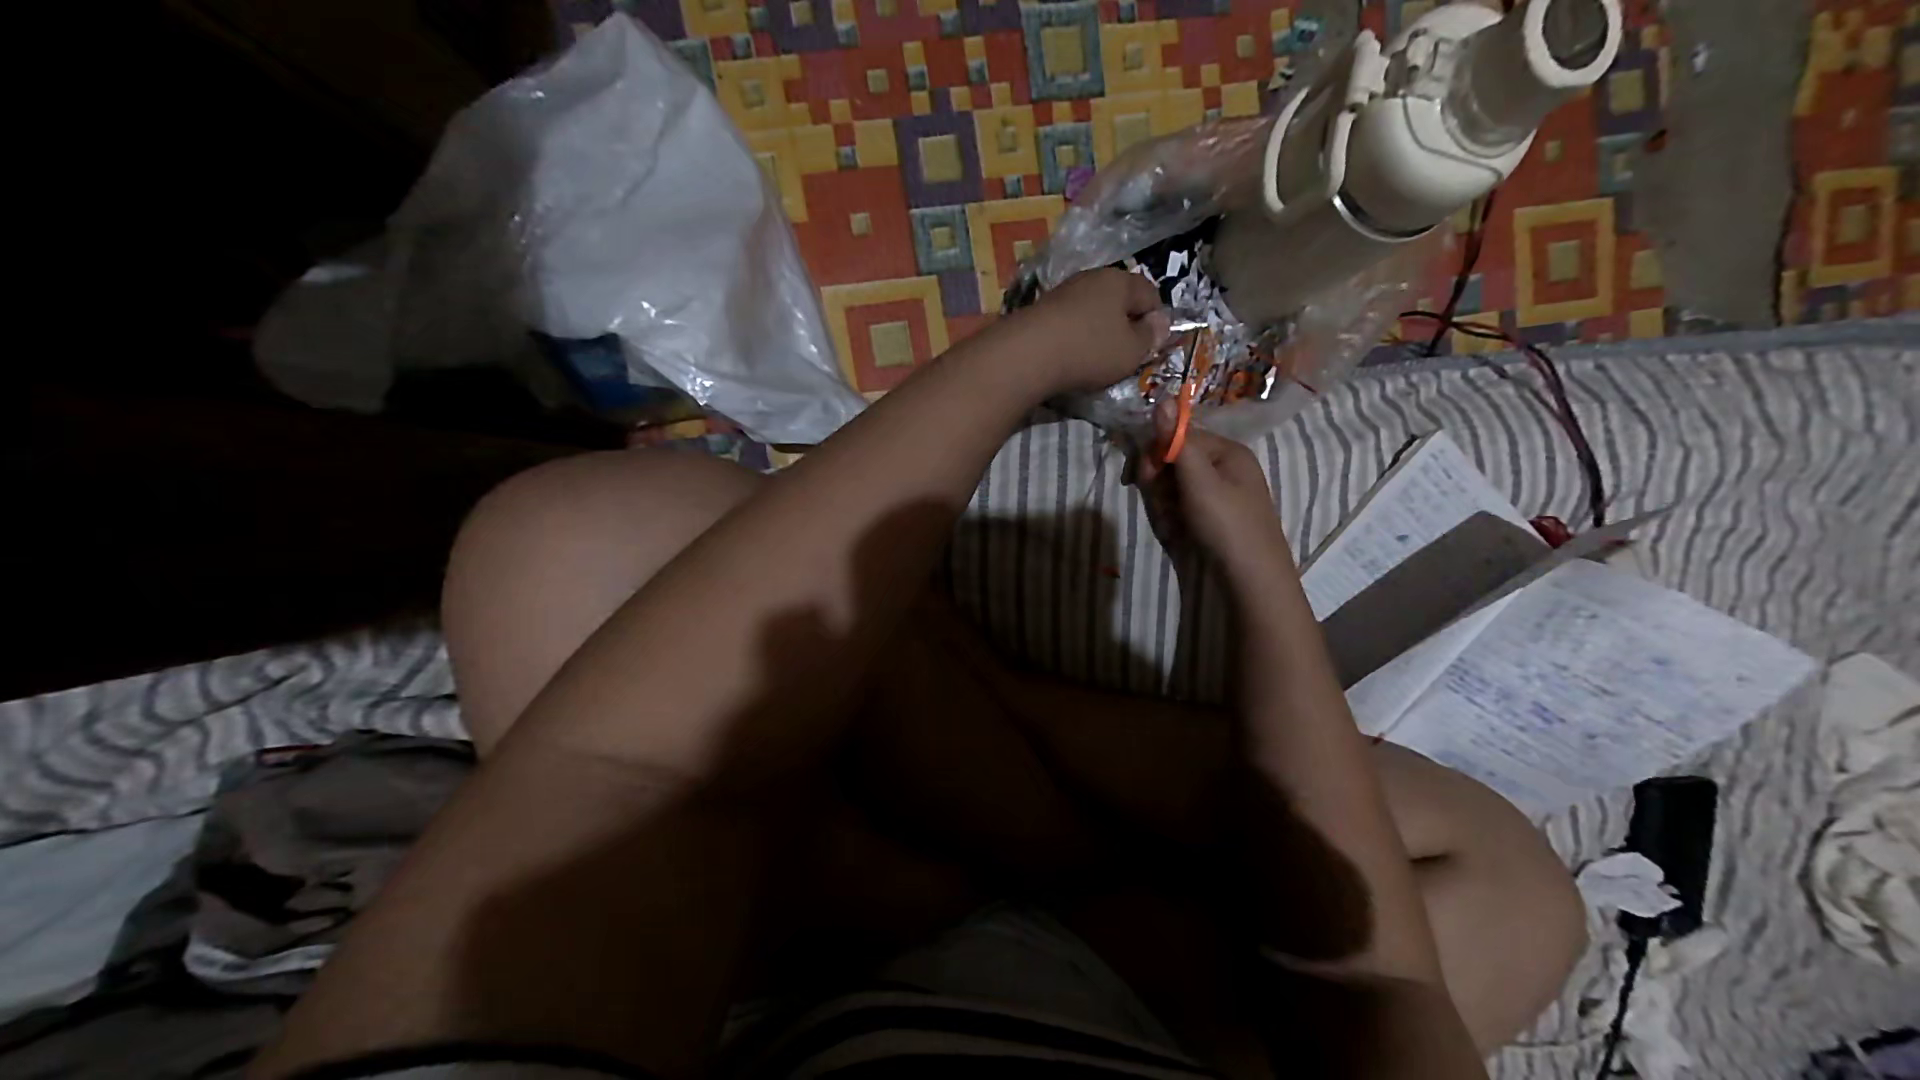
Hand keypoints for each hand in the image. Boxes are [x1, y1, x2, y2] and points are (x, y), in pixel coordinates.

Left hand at [987, 268, 1169, 395]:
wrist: (1027, 354)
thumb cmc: (1090, 350)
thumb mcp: (1131, 351)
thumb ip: (1150, 336)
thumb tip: (1161, 322)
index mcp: (1120, 280)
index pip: (1151, 294)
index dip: (1157, 320)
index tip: (1152, 345)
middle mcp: (1091, 278)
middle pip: (1119, 299)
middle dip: (1125, 323)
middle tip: (1126, 353)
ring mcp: (1063, 291)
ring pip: (1092, 309)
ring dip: (1098, 330)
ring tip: (1097, 357)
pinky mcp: (1041, 309)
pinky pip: (1069, 321)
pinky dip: (1075, 336)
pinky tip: (1071, 355)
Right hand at [1135, 419, 1293, 579]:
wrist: (1250, 579)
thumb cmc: (1227, 524)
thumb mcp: (1199, 480)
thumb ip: (1177, 441)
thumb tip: (1162, 399)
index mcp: (1227, 451)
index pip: (1178, 436)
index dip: (1156, 453)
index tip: (1144, 477)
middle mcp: (1223, 468)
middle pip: (1174, 461)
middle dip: (1159, 483)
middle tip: (1163, 506)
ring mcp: (1217, 495)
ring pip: (1173, 487)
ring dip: (1164, 504)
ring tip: (1173, 525)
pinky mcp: (1211, 518)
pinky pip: (1181, 508)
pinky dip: (1173, 519)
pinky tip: (1177, 533)